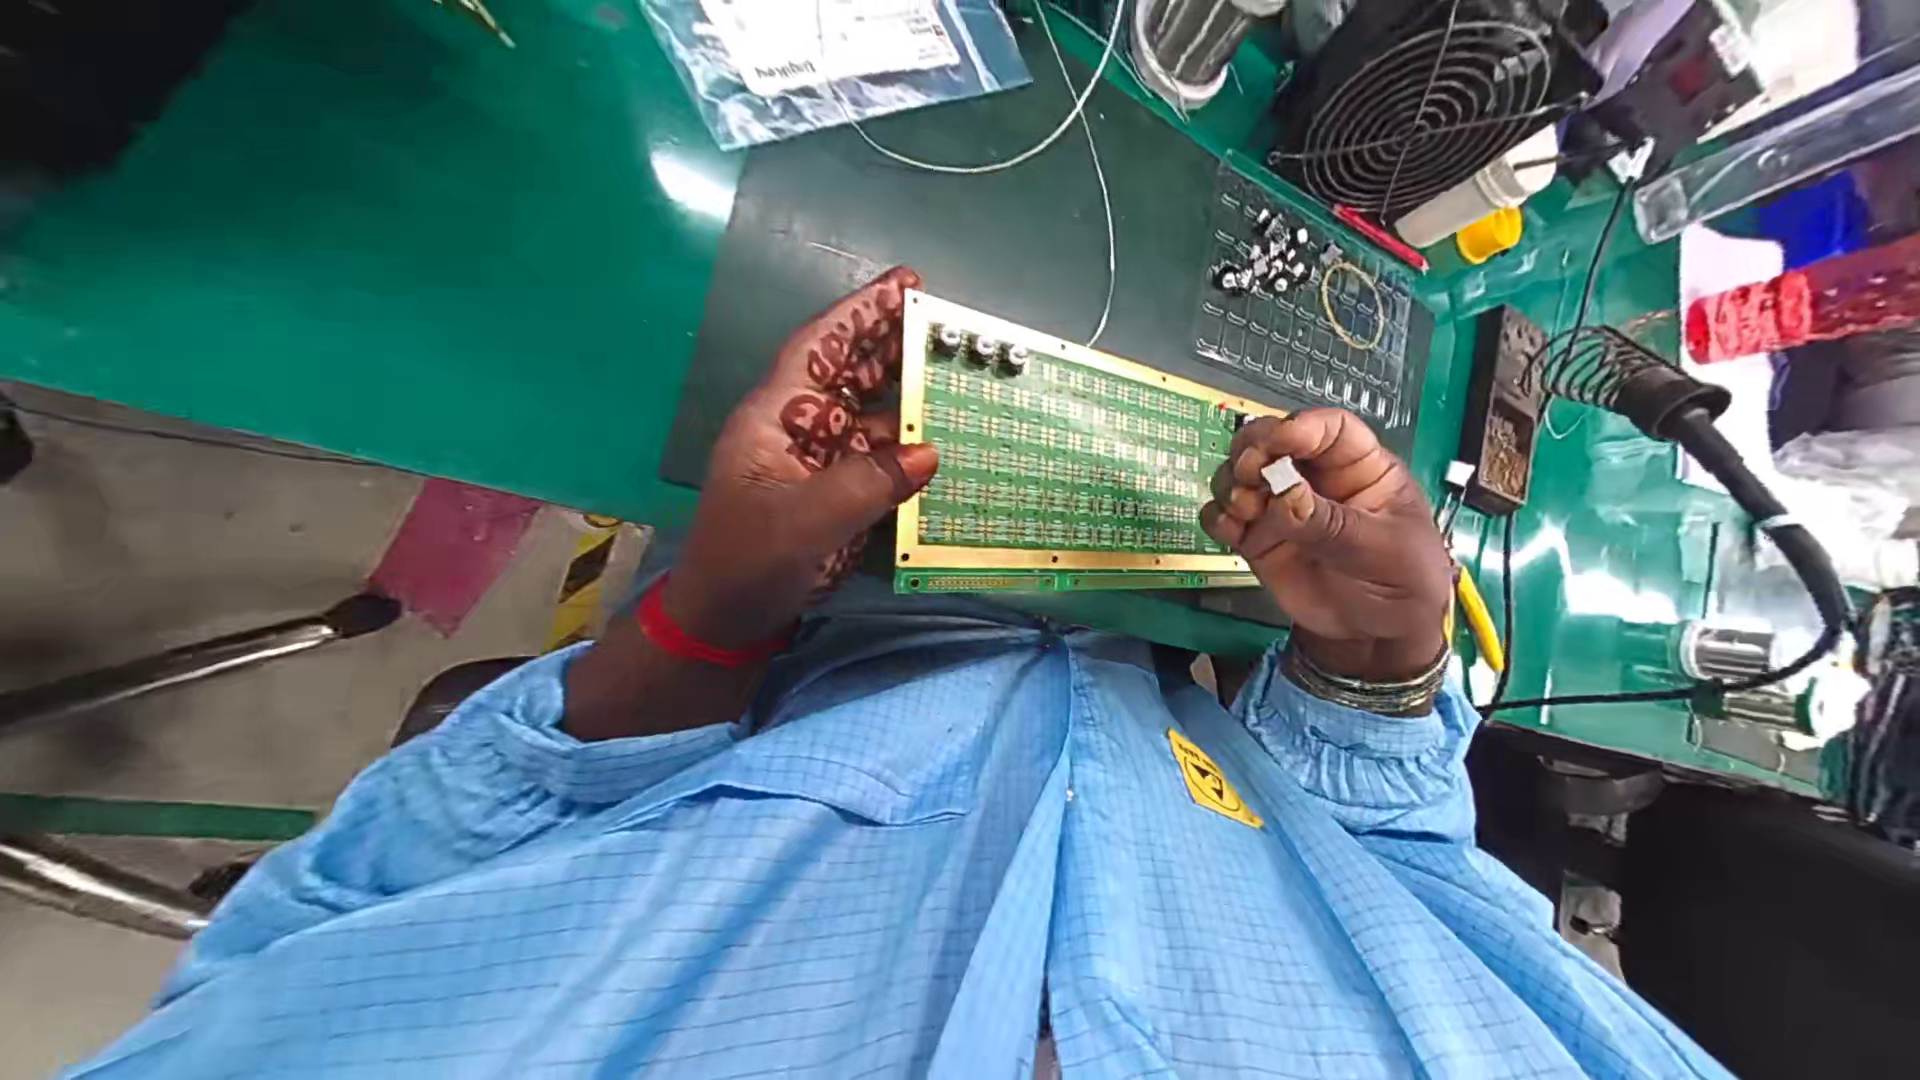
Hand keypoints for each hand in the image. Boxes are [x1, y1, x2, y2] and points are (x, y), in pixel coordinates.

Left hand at [665, 266, 939, 646]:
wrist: (729, 620)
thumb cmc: (747, 563)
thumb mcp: (803, 522)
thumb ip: (867, 484)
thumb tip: (930, 453)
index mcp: (776, 419)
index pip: (820, 349)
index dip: (860, 314)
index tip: (905, 285)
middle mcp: (801, 431)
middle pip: (851, 375)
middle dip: (893, 347)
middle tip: (945, 329)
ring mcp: (822, 465)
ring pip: (871, 419)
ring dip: (910, 402)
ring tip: (957, 382)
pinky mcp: (839, 496)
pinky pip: (881, 464)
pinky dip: (910, 454)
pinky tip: (943, 446)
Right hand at [1199, 408, 1450, 681]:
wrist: (1374, 636)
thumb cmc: (1401, 582)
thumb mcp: (1381, 550)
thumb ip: (1329, 522)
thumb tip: (1282, 496)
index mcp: (1358, 470)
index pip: (1328, 430)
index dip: (1298, 428)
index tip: (1276, 445)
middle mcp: (1311, 480)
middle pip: (1269, 443)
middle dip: (1250, 452)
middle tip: (1249, 475)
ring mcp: (1278, 508)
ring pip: (1237, 476)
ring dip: (1230, 486)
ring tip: (1244, 511)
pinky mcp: (1255, 538)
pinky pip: (1222, 517)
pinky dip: (1216, 518)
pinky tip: (1230, 531)